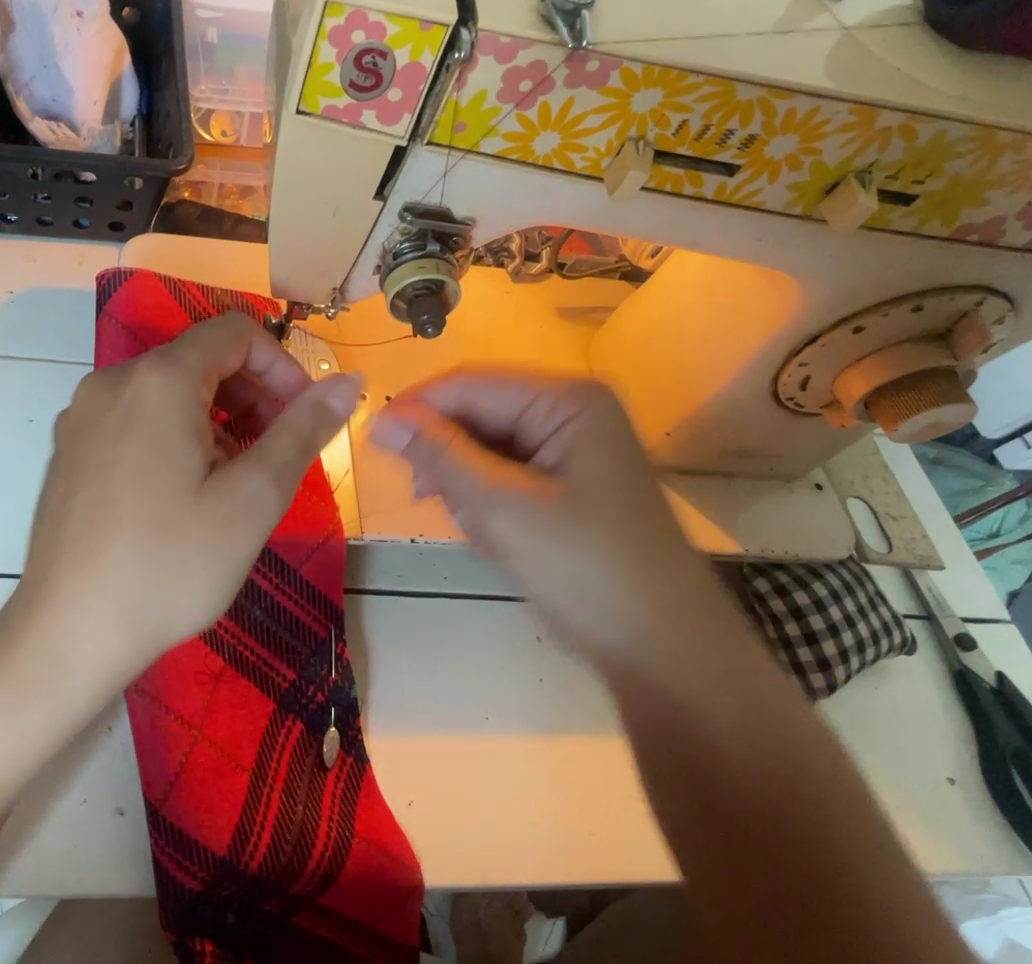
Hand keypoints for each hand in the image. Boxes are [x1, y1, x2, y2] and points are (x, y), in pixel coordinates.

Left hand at [16, 312, 360, 680]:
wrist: (68, 633)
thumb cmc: (169, 567)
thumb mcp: (252, 499)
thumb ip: (302, 431)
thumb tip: (347, 382)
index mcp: (158, 380)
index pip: (235, 333)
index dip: (283, 367)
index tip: (304, 420)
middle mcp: (112, 382)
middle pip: (199, 359)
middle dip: (251, 395)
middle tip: (277, 456)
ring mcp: (81, 416)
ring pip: (166, 392)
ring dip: (215, 419)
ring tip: (234, 482)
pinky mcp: (68, 451)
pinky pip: (134, 419)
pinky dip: (174, 436)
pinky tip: (185, 495)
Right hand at [369, 368, 725, 662]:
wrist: (663, 648)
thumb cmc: (584, 569)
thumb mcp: (501, 508)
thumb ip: (439, 456)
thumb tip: (379, 419)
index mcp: (567, 401)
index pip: (471, 384)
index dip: (416, 408)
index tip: (368, 440)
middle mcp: (572, 413)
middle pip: (479, 414)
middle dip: (448, 455)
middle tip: (426, 498)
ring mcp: (573, 451)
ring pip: (487, 449)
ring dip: (467, 485)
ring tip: (476, 529)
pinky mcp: (569, 487)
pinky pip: (507, 477)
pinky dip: (488, 503)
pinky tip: (493, 538)